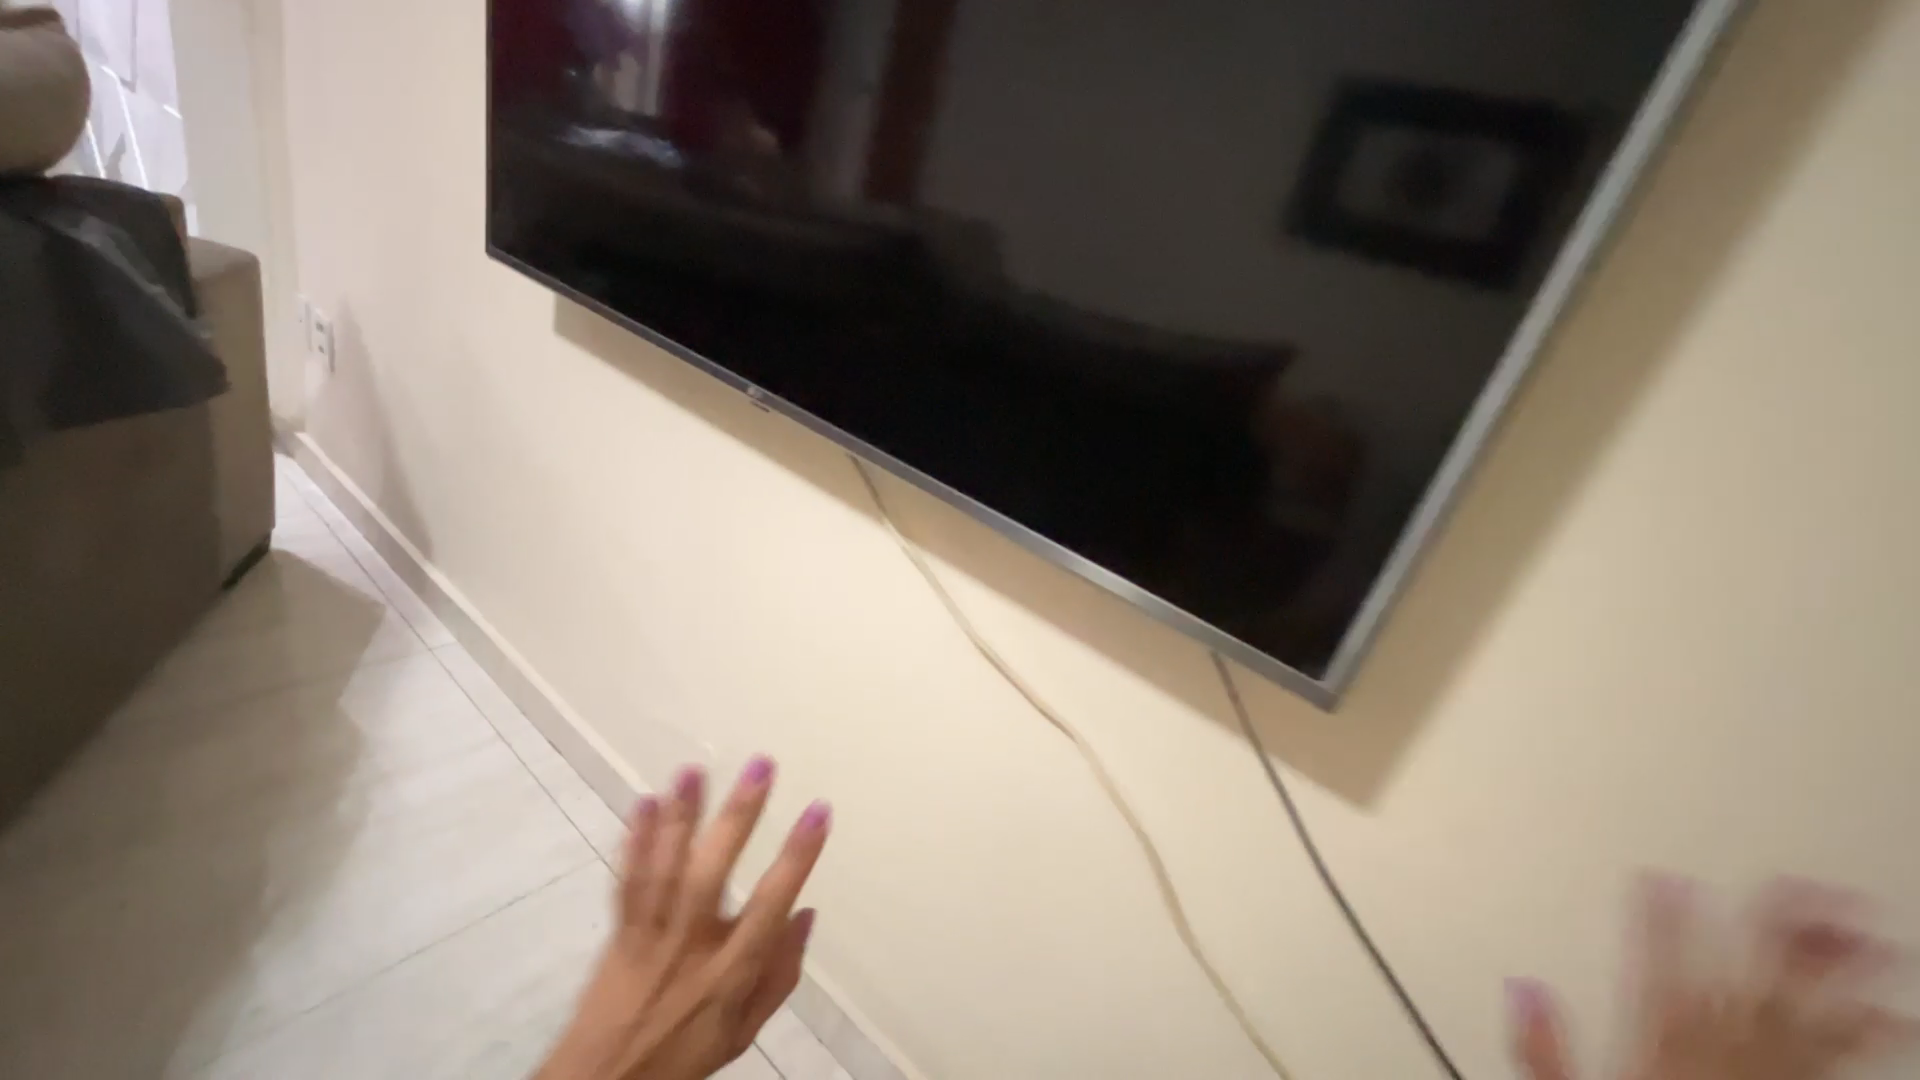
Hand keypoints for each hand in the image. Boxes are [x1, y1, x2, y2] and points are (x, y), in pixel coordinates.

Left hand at [537, 759, 830, 1079]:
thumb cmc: (685, 1052)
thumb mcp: (745, 1030)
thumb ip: (780, 974)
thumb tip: (807, 913)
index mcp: (729, 971)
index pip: (770, 905)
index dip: (798, 856)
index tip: (819, 809)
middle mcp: (690, 945)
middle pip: (712, 873)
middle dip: (738, 816)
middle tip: (760, 765)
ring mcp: (649, 935)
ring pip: (665, 868)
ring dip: (682, 815)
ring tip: (695, 769)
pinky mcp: (619, 932)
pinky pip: (627, 882)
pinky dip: (635, 841)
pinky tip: (644, 802)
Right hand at [1509, 877, 1914, 1079]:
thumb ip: (1545, 1043)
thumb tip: (1525, 988)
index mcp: (1661, 1047)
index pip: (1657, 973)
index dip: (1658, 920)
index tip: (1663, 875)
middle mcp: (1719, 1057)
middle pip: (1748, 989)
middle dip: (1775, 936)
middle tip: (1809, 887)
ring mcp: (1764, 1075)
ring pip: (1804, 1022)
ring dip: (1835, 979)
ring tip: (1870, 936)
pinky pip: (1837, 1063)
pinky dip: (1862, 1034)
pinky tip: (1889, 1014)